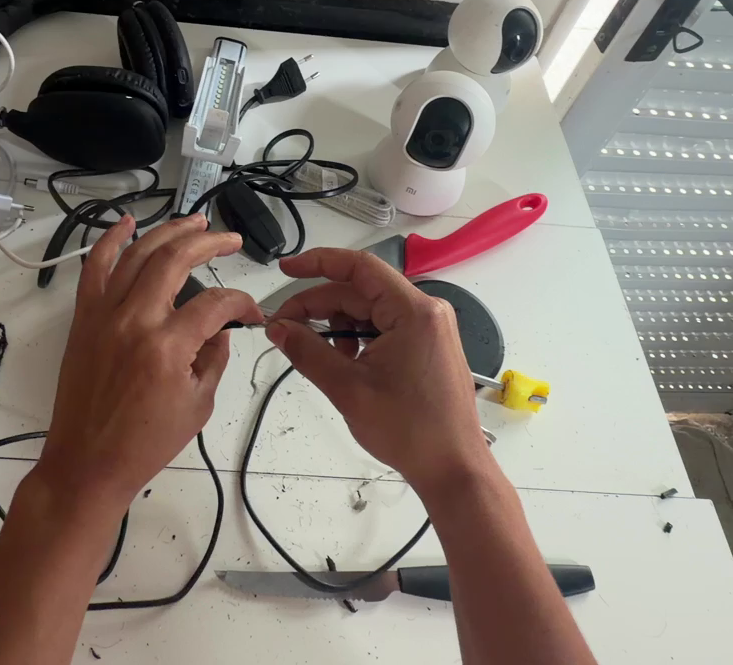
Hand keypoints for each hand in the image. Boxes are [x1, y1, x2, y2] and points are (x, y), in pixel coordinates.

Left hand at [33, 214, 262, 516]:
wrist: (86, 465)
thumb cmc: (144, 444)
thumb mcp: (198, 404)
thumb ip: (214, 357)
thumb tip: (221, 327)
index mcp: (167, 347)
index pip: (215, 304)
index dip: (241, 302)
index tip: (251, 312)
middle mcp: (134, 321)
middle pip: (175, 259)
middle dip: (209, 242)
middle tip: (230, 240)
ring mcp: (104, 315)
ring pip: (137, 254)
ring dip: (168, 232)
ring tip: (194, 222)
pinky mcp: (84, 318)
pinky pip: (95, 268)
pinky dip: (109, 241)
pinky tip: (127, 223)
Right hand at [264, 248, 492, 493]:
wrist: (455, 470)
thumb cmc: (408, 430)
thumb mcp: (348, 389)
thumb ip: (308, 351)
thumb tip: (277, 328)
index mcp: (413, 311)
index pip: (359, 267)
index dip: (318, 262)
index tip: (285, 269)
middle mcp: (426, 309)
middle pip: (360, 291)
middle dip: (319, 305)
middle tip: (283, 327)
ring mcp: (430, 326)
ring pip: (370, 309)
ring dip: (338, 324)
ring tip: (318, 354)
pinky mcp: (428, 343)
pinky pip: (384, 325)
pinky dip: (358, 336)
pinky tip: (345, 361)